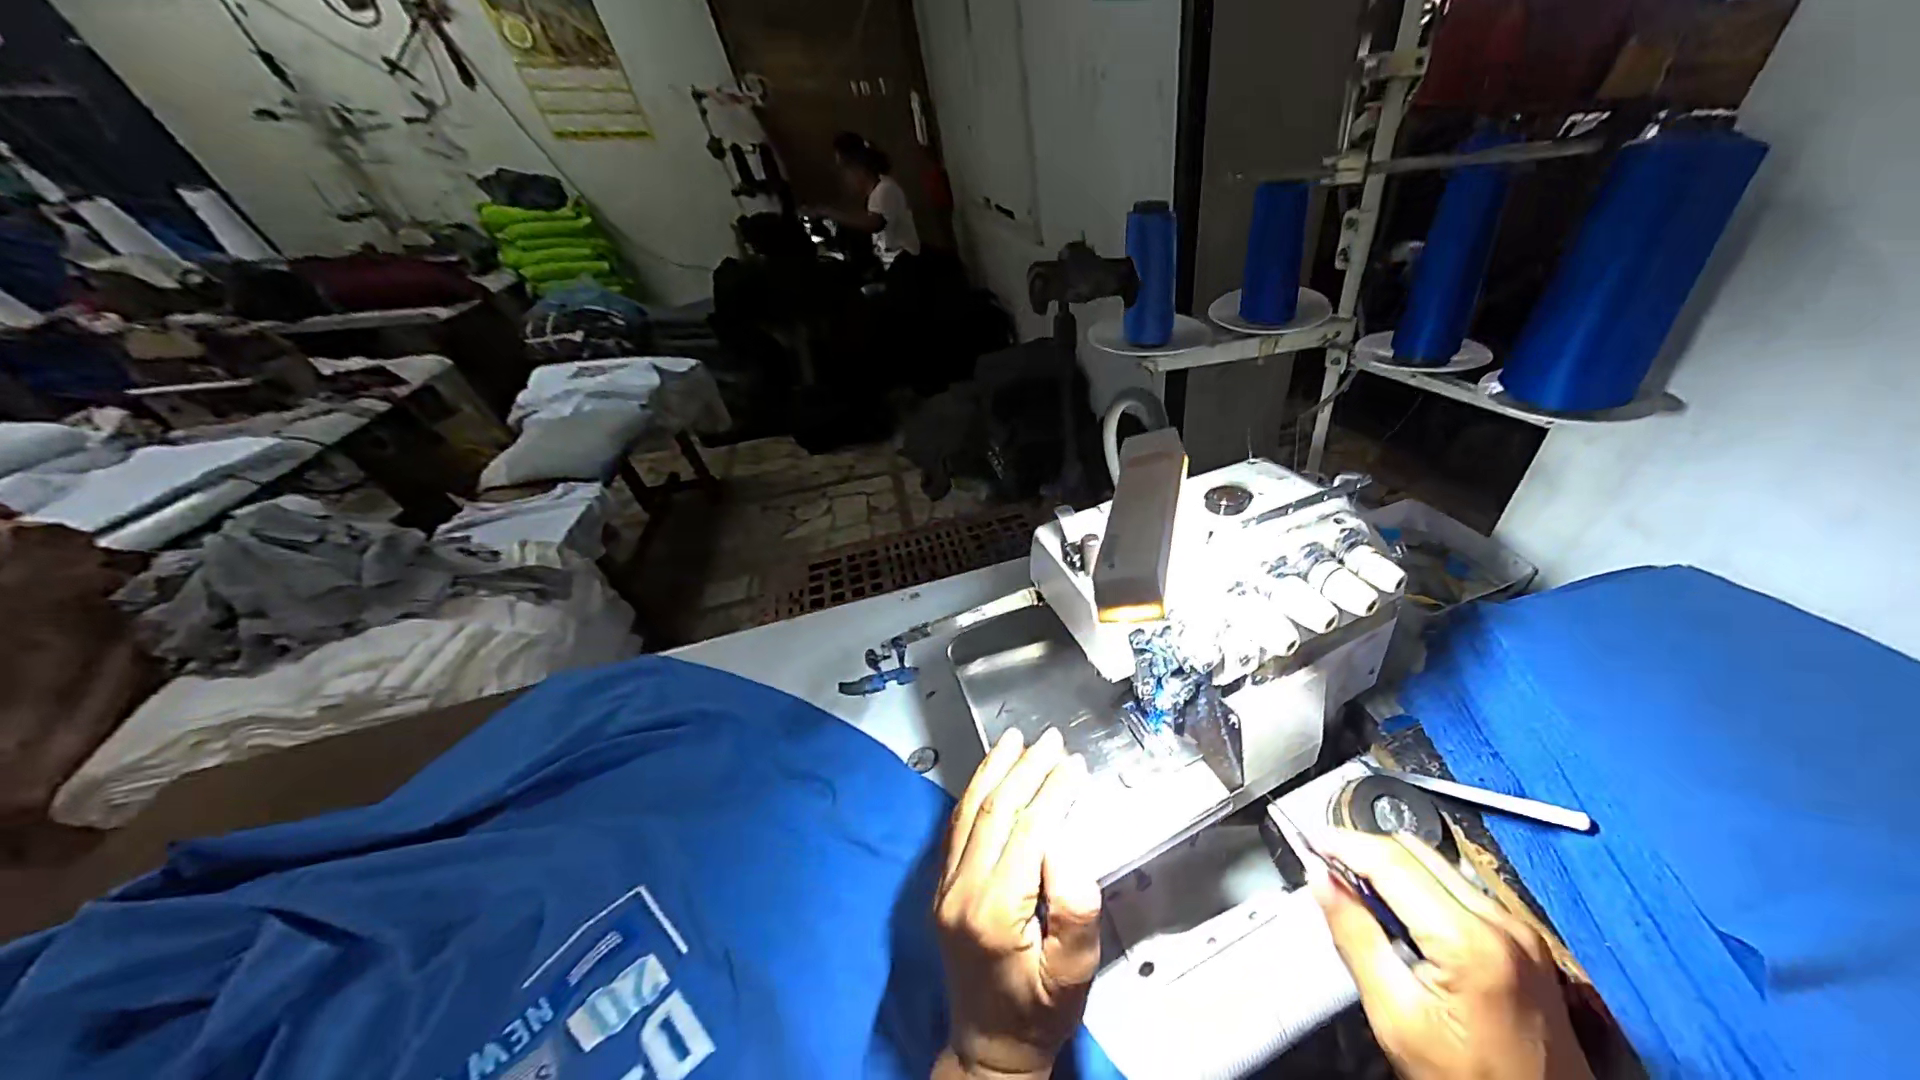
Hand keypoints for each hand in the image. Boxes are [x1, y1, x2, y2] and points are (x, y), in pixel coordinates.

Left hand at [933, 728, 1098, 1079]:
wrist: (990, 1046)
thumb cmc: (1039, 1011)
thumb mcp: (1073, 974)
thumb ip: (1074, 909)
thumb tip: (1065, 845)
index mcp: (995, 911)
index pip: (1028, 831)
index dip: (1053, 792)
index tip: (1074, 765)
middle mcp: (961, 890)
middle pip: (996, 811)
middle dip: (1025, 769)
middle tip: (1050, 740)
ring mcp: (945, 886)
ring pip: (969, 812)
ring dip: (994, 770)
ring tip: (1014, 740)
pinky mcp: (941, 886)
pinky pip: (955, 827)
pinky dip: (974, 793)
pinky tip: (989, 774)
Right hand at [1311, 829, 1592, 1079]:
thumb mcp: (1396, 1016)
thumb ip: (1355, 937)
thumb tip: (1321, 878)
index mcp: (1470, 941)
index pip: (1390, 861)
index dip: (1342, 843)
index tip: (1309, 841)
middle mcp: (1503, 924)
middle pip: (1414, 852)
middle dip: (1363, 851)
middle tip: (1327, 869)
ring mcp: (1519, 931)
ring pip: (1435, 864)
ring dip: (1390, 867)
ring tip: (1358, 895)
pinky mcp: (1525, 941)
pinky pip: (1458, 887)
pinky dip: (1418, 885)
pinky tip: (1399, 916)